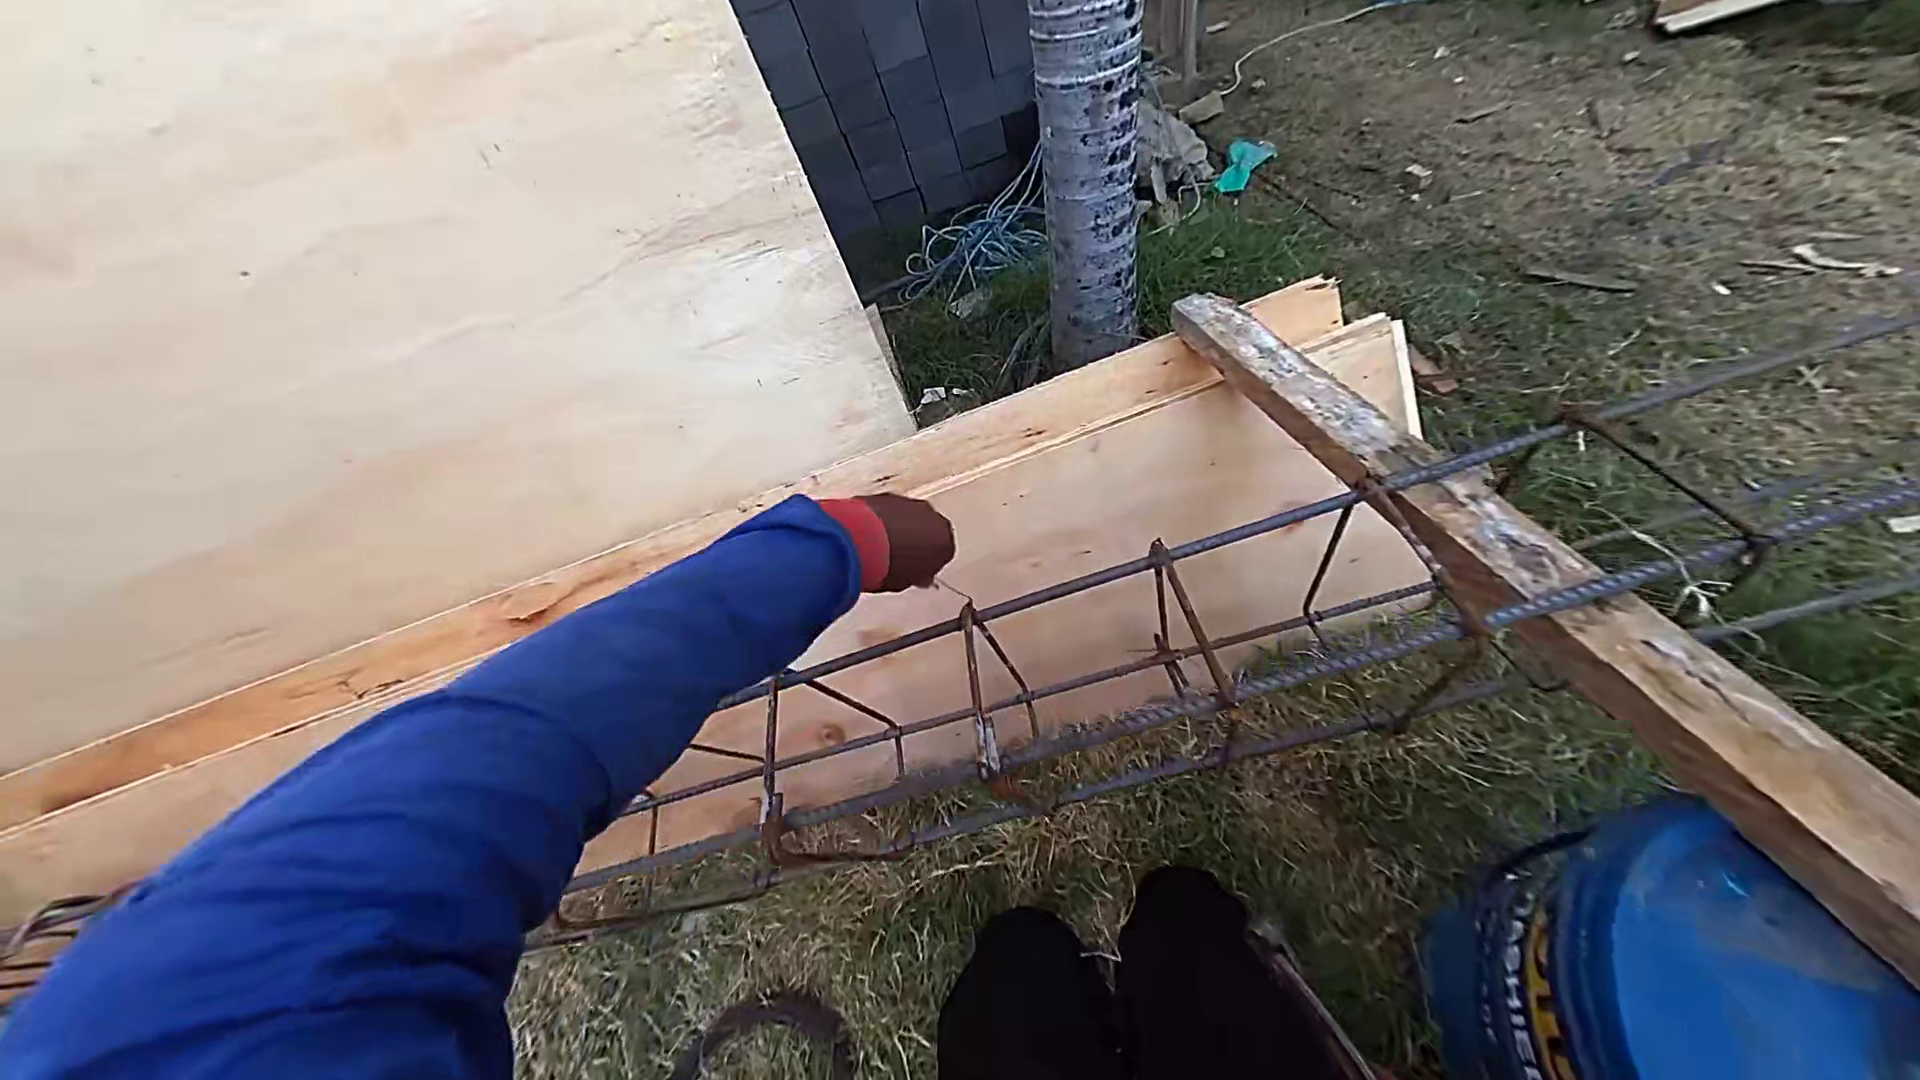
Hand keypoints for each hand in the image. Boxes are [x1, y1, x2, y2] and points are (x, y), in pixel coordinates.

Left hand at [817, 494, 955, 592]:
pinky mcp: (887, 495)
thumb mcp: (906, 581)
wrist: (861, 541)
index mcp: (944, 540)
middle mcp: (931, 517)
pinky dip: (883, 518)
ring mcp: (909, 503)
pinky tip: (870, 534)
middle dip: (914, 541)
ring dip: (898, 528)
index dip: (926, 564)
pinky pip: (889, 509)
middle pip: (926, 530)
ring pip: (909, 517)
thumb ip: (915, 575)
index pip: (941, 553)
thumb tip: (913, 575)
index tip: (914, 570)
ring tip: (880, 546)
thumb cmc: (887, 561)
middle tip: (898, 557)